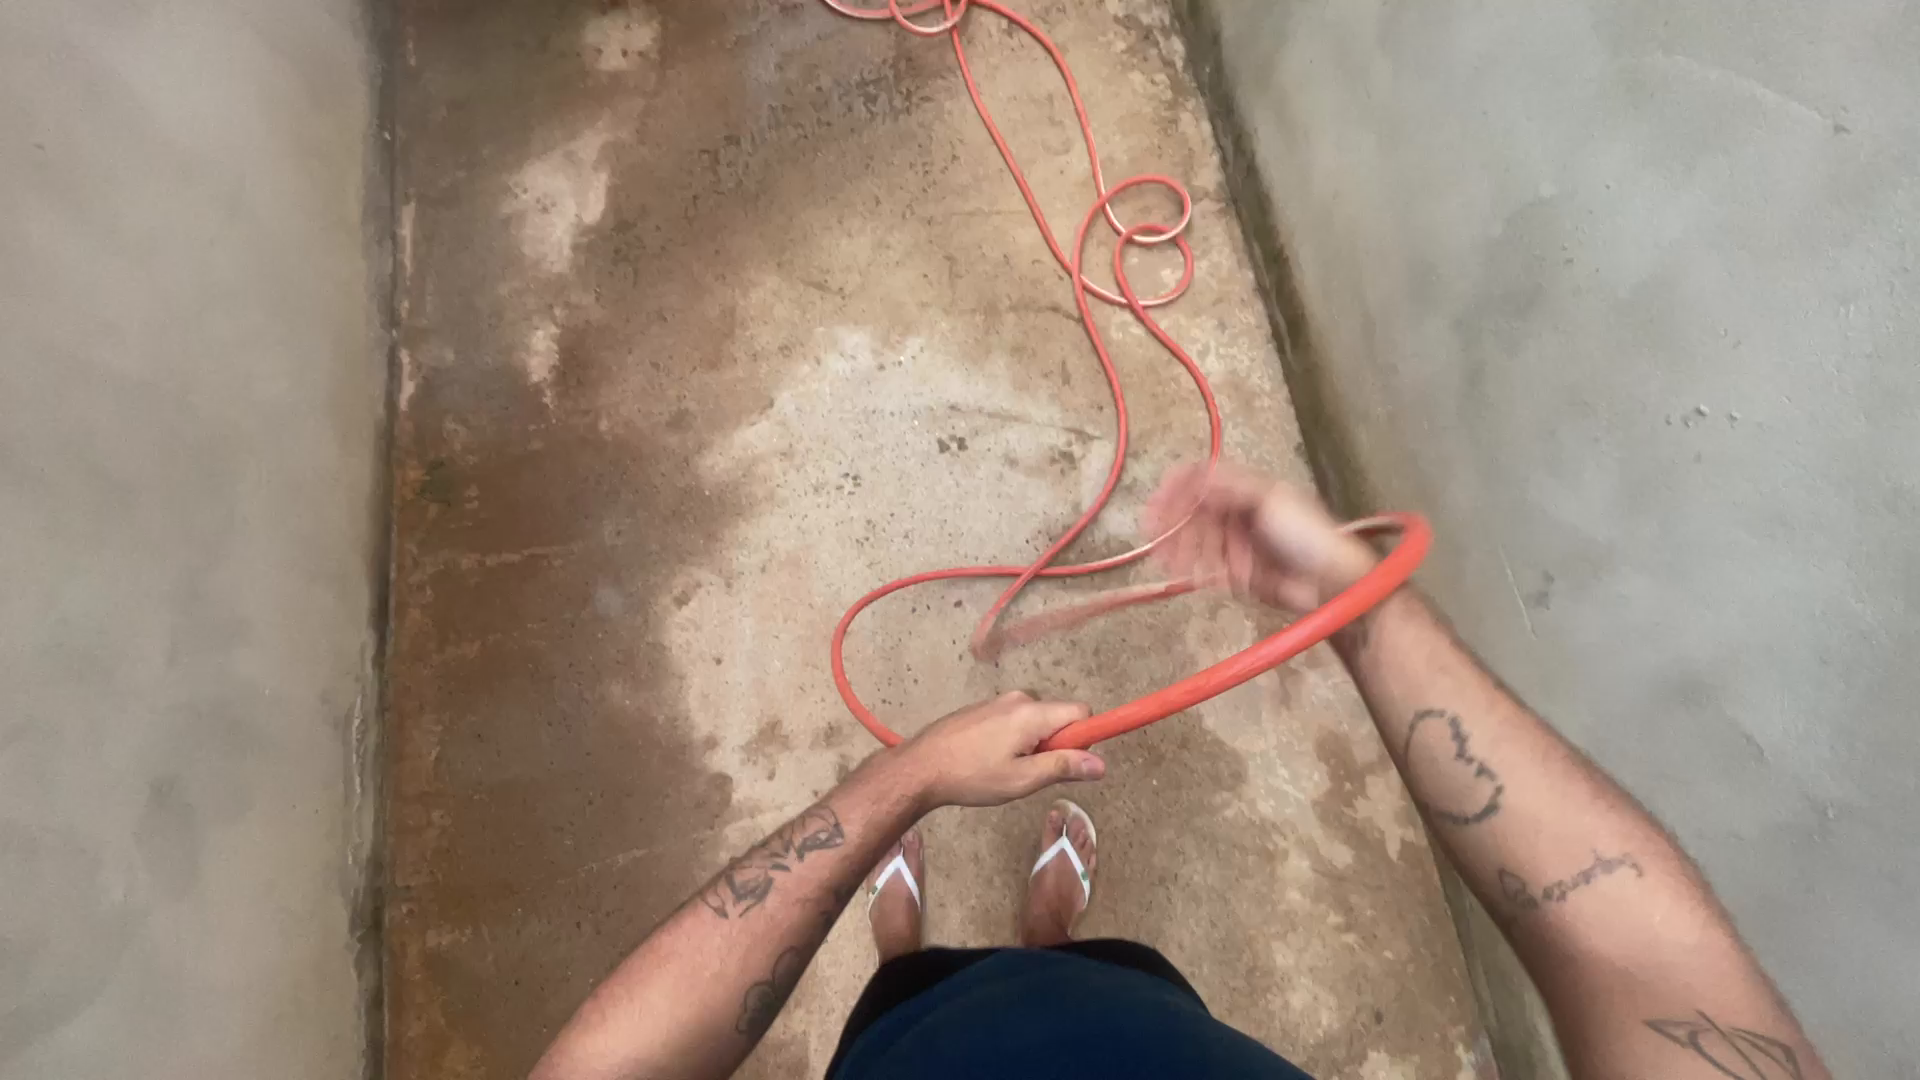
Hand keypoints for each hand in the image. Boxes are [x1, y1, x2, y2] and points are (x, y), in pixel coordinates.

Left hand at [892, 692, 1106, 810]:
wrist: (920, 766)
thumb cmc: (972, 776)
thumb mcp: (1022, 780)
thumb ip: (1063, 767)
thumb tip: (1101, 764)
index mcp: (1032, 712)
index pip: (1081, 711)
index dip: (1084, 737)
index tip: (1070, 763)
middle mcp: (1018, 698)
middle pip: (1058, 717)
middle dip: (1055, 744)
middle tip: (1030, 773)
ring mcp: (998, 701)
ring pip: (1035, 721)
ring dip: (1032, 744)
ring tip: (1005, 769)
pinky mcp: (983, 709)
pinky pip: (1015, 720)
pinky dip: (1013, 739)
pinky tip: (989, 760)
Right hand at [1143, 462, 1378, 611]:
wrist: (1331, 581)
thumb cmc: (1306, 533)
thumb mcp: (1270, 498)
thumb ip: (1229, 486)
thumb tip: (1191, 476)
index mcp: (1247, 490)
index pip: (1202, 482)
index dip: (1176, 488)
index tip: (1155, 502)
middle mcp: (1238, 513)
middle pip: (1193, 514)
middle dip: (1172, 524)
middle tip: (1152, 537)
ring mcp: (1236, 543)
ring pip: (1196, 543)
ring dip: (1179, 550)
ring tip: (1166, 563)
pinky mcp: (1236, 571)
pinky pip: (1207, 568)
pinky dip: (1193, 570)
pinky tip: (1185, 575)